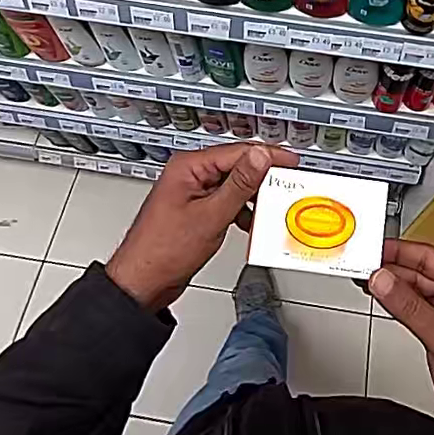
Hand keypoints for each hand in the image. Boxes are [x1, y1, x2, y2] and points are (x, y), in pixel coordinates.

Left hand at [107, 143, 297, 310]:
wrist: (142, 282)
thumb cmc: (163, 251)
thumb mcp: (211, 215)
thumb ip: (239, 184)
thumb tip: (260, 157)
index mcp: (189, 166)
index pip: (238, 151)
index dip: (268, 156)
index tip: (291, 161)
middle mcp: (190, 174)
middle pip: (237, 165)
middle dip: (262, 177)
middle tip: (287, 183)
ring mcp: (193, 191)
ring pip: (234, 184)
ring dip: (252, 195)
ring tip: (271, 205)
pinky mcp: (197, 208)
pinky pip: (226, 200)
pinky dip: (241, 209)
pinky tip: (250, 222)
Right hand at [369, 239, 433, 434]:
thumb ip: (409, 307)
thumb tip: (384, 280)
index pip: (431, 257)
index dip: (401, 251)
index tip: (376, 248)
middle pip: (419, 271)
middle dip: (391, 269)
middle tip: (364, 265)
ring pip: (413, 289)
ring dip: (391, 286)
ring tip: (366, 279)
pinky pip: (411, 308)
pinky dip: (394, 303)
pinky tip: (380, 297)